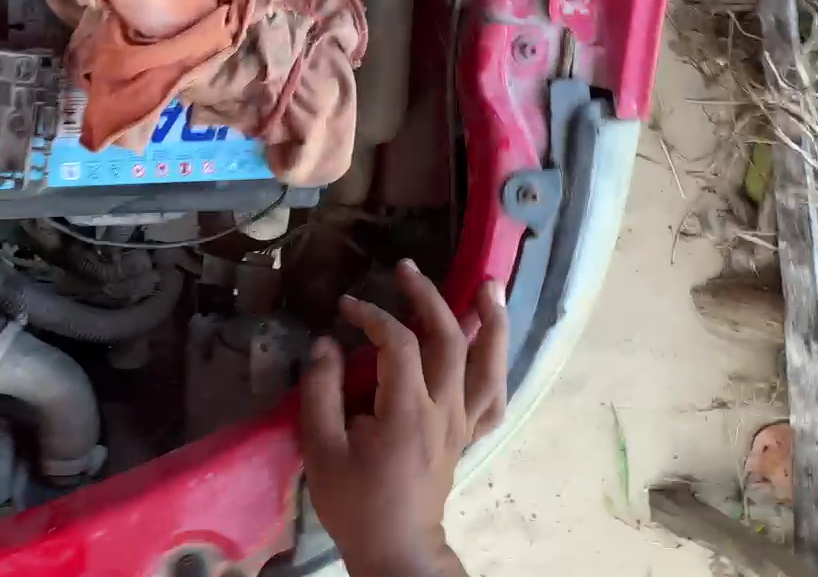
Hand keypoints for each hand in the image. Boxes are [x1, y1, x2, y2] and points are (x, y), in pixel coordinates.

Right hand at [300, 260, 508, 576]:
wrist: (395, 551)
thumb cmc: (354, 501)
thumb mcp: (321, 447)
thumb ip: (321, 390)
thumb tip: (327, 342)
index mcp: (408, 412)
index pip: (398, 344)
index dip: (372, 315)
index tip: (346, 306)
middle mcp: (445, 412)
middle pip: (449, 341)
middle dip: (428, 298)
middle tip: (407, 268)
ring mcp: (462, 424)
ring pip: (489, 367)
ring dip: (491, 323)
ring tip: (490, 283)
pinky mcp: (467, 435)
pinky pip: (493, 397)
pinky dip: (496, 366)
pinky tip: (492, 343)